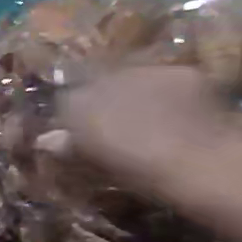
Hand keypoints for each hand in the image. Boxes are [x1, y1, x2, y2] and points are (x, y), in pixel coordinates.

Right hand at [50, 67, 241, 197]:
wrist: (198, 162)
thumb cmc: (134, 171)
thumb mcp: (91, 163)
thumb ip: (65, 145)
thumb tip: (44, 139)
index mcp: (75, 102)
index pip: (65, 100)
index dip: (73, 116)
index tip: (83, 133)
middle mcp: (105, 77)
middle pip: (97, 83)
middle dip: (104, 99)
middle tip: (117, 123)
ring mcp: (145, 71)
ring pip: (133, 78)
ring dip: (135, 92)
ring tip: (149, 115)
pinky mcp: (182, 71)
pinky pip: (166, 79)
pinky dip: (167, 92)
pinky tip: (178, 112)